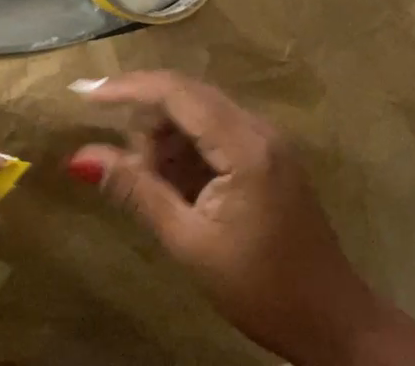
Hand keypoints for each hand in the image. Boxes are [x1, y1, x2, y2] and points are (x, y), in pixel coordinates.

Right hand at [67, 72, 414, 365]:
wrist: (336, 326)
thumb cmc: (262, 289)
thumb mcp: (189, 242)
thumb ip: (135, 191)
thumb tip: (79, 158)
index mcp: (245, 146)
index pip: (176, 92)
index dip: (126, 88)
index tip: (83, 95)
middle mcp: (259, 129)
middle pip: (185, 96)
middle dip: (145, 123)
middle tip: (123, 166)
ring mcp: (267, 141)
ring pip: (197, 113)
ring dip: (165, 140)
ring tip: (154, 188)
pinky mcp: (268, 156)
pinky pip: (213, 132)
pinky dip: (186, 152)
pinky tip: (178, 190)